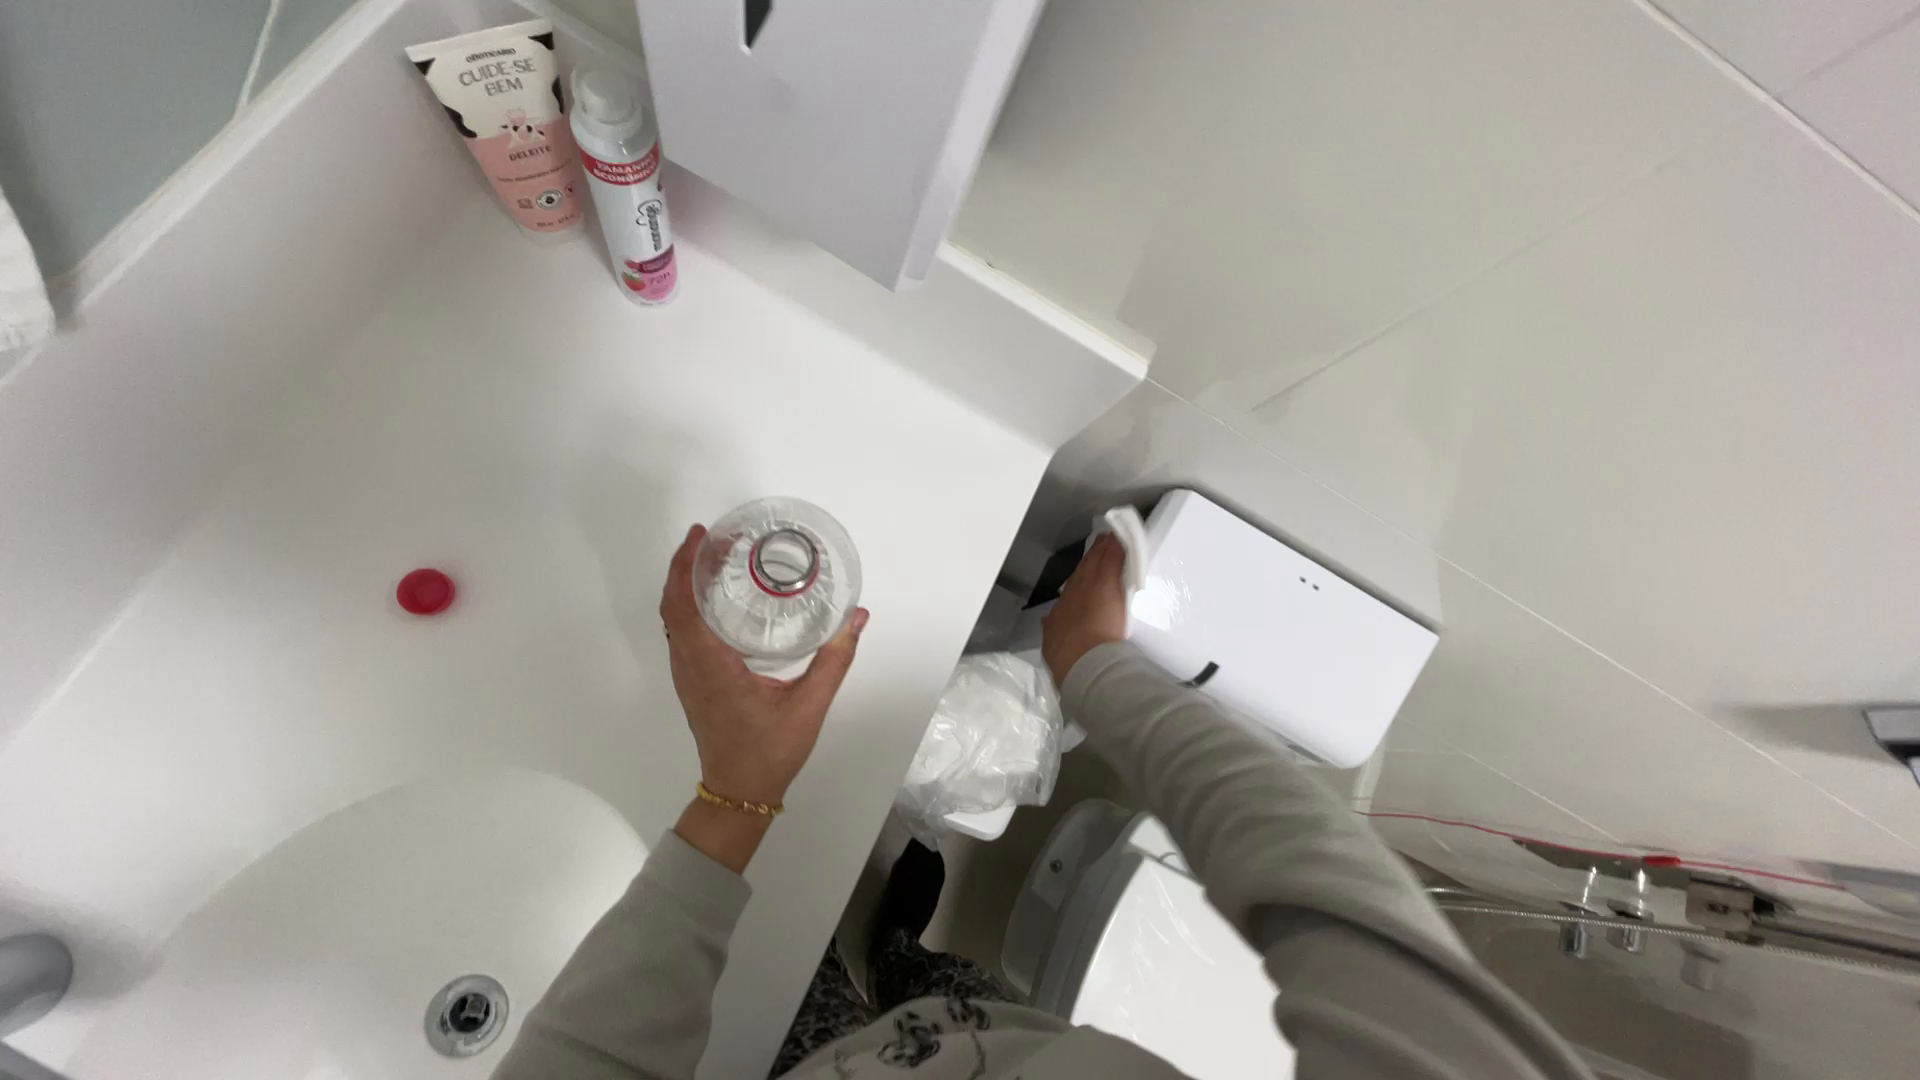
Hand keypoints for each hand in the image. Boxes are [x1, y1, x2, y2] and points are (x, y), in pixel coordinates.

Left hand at [660, 524, 869, 869]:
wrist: (739, 792)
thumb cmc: (771, 751)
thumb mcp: (810, 705)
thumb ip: (835, 658)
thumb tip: (857, 617)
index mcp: (711, 666)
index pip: (682, 605)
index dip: (684, 567)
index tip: (700, 536)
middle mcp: (690, 666)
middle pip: (672, 605)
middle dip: (686, 566)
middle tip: (715, 539)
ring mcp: (687, 675)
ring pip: (674, 619)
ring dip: (686, 585)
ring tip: (715, 559)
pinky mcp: (693, 681)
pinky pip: (682, 633)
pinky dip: (690, 605)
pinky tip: (718, 599)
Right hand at [1041, 532, 1128, 685]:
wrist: (1084, 658)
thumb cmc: (1068, 657)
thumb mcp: (1053, 644)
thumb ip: (1053, 630)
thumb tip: (1048, 622)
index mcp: (1062, 609)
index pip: (1072, 588)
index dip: (1079, 577)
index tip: (1084, 571)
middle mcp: (1074, 593)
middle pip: (1083, 570)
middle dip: (1090, 557)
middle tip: (1098, 544)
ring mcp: (1092, 586)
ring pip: (1097, 561)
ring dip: (1102, 550)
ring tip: (1108, 539)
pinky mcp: (1109, 582)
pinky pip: (1114, 559)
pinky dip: (1117, 548)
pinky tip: (1121, 540)